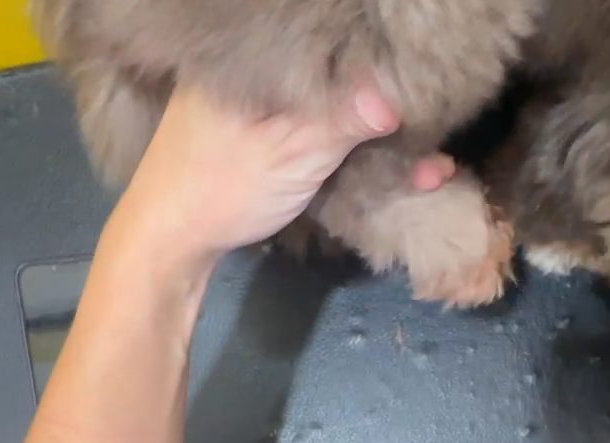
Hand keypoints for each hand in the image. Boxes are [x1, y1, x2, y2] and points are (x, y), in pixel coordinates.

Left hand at [111, 82, 454, 272]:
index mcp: (259, 53)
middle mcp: (266, 67)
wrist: (174, 234)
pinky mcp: (272, 132)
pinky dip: (358, 148)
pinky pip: (325, 130)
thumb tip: (394, 97)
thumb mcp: (290, 152)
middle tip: (436, 143)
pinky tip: (397, 169)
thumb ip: (340, 120)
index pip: (337, 41)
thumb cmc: (224, 186)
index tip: (428, 87)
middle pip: (344, 76)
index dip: (385, 63)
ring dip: (384, 137)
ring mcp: (269, 101)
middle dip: (395, 107)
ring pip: (339, 107)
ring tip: (431, 168)